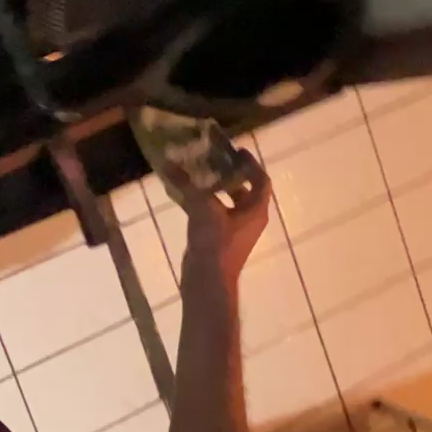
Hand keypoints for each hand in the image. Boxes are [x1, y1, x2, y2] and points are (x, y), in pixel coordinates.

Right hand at [181, 160, 273, 286]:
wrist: (207, 280)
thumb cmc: (214, 242)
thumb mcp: (202, 208)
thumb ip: (187, 184)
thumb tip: (169, 163)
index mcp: (255, 210)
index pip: (261, 180)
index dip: (251, 164)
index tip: (237, 150)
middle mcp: (249, 219)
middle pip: (245, 191)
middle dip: (231, 175)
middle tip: (215, 160)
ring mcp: (235, 231)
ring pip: (229, 204)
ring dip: (216, 189)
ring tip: (199, 174)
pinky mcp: (219, 239)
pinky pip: (215, 215)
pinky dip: (205, 203)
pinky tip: (187, 196)